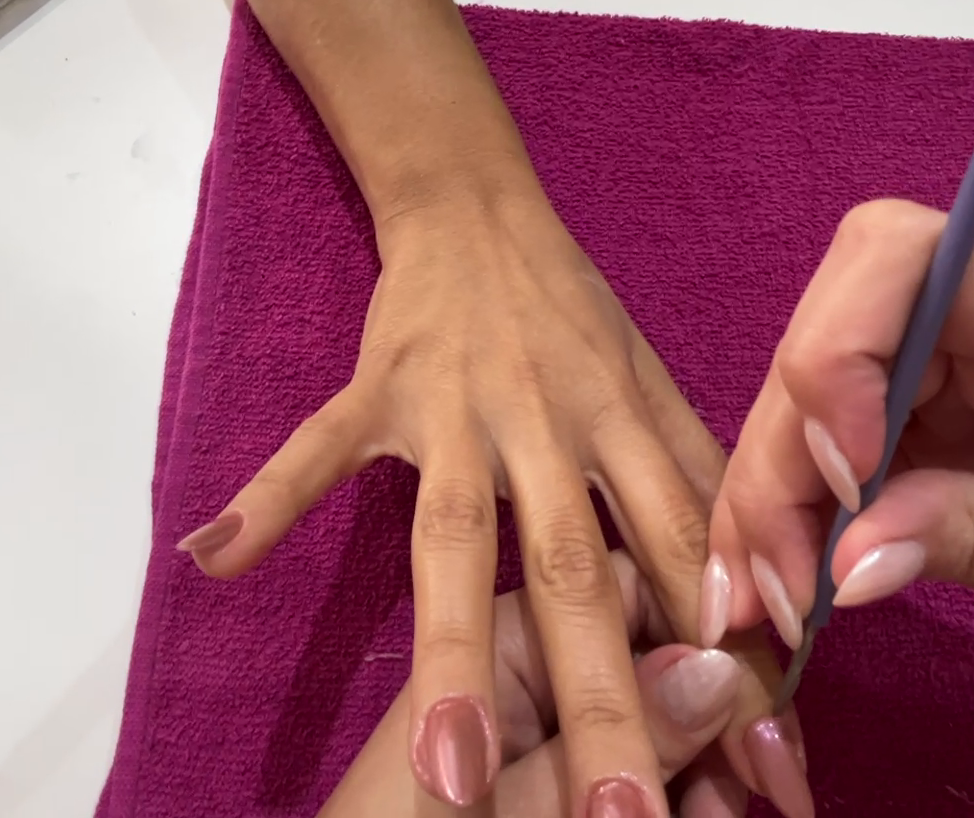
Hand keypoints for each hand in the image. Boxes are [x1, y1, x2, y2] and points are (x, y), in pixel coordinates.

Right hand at [181, 189, 804, 812]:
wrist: (478, 213)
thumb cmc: (570, 306)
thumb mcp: (646, 374)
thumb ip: (691, 468)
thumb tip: (747, 583)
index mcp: (619, 421)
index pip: (682, 549)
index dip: (725, 656)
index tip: (759, 770)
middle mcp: (541, 422)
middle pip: (573, 568)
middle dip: (604, 693)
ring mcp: (450, 408)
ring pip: (449, 531)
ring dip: (449, 643)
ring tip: (445, 771)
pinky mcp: (375, 389)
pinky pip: (318, 447)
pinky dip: (270, 495)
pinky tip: (214, 553)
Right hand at [708, 199, 973, 698]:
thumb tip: (842, 560)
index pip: (907, 253)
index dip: (839, 344)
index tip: (844, 472)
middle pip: (831, 328)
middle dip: (785, 445)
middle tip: (778, 572)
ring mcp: (964, 358)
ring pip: (811, 382)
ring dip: (773, 477)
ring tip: (772, 587)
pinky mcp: (937, 404)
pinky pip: (830, 429)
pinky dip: (795, 494)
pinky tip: (793, 562)